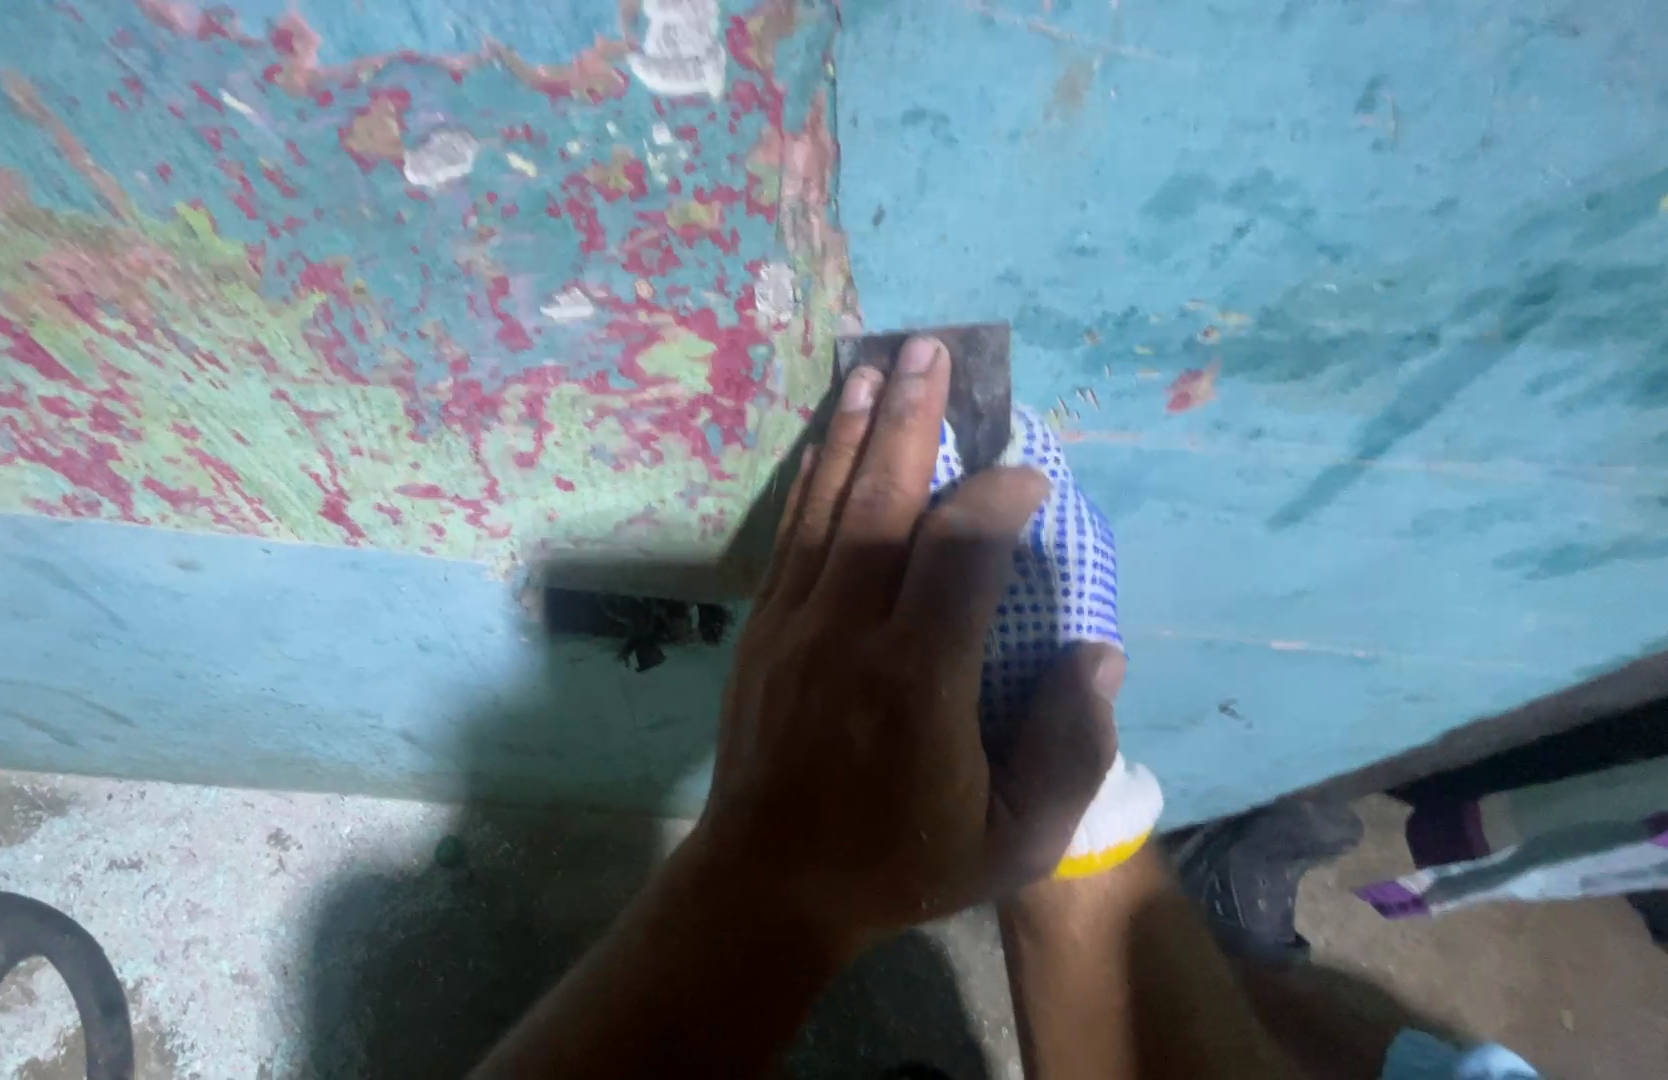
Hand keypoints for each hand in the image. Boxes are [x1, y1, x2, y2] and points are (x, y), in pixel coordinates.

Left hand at [691, 336, 1120, 950]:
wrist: (771, 878)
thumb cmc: (898, 861)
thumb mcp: (1012, 836)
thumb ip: (1068, 744)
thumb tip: (1097, 651)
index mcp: (917, 678)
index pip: (963, 551)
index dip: (1000, 497)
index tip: (1028, 478)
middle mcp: (849, 632)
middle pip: (884, 502)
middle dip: (911, 420)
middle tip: (930, 351)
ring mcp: (794, 624)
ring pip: (828, 506)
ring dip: (854, 432)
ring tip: (874, 368)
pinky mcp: (761, 629)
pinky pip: (790, 537)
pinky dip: (811, 482)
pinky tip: (824, 443)